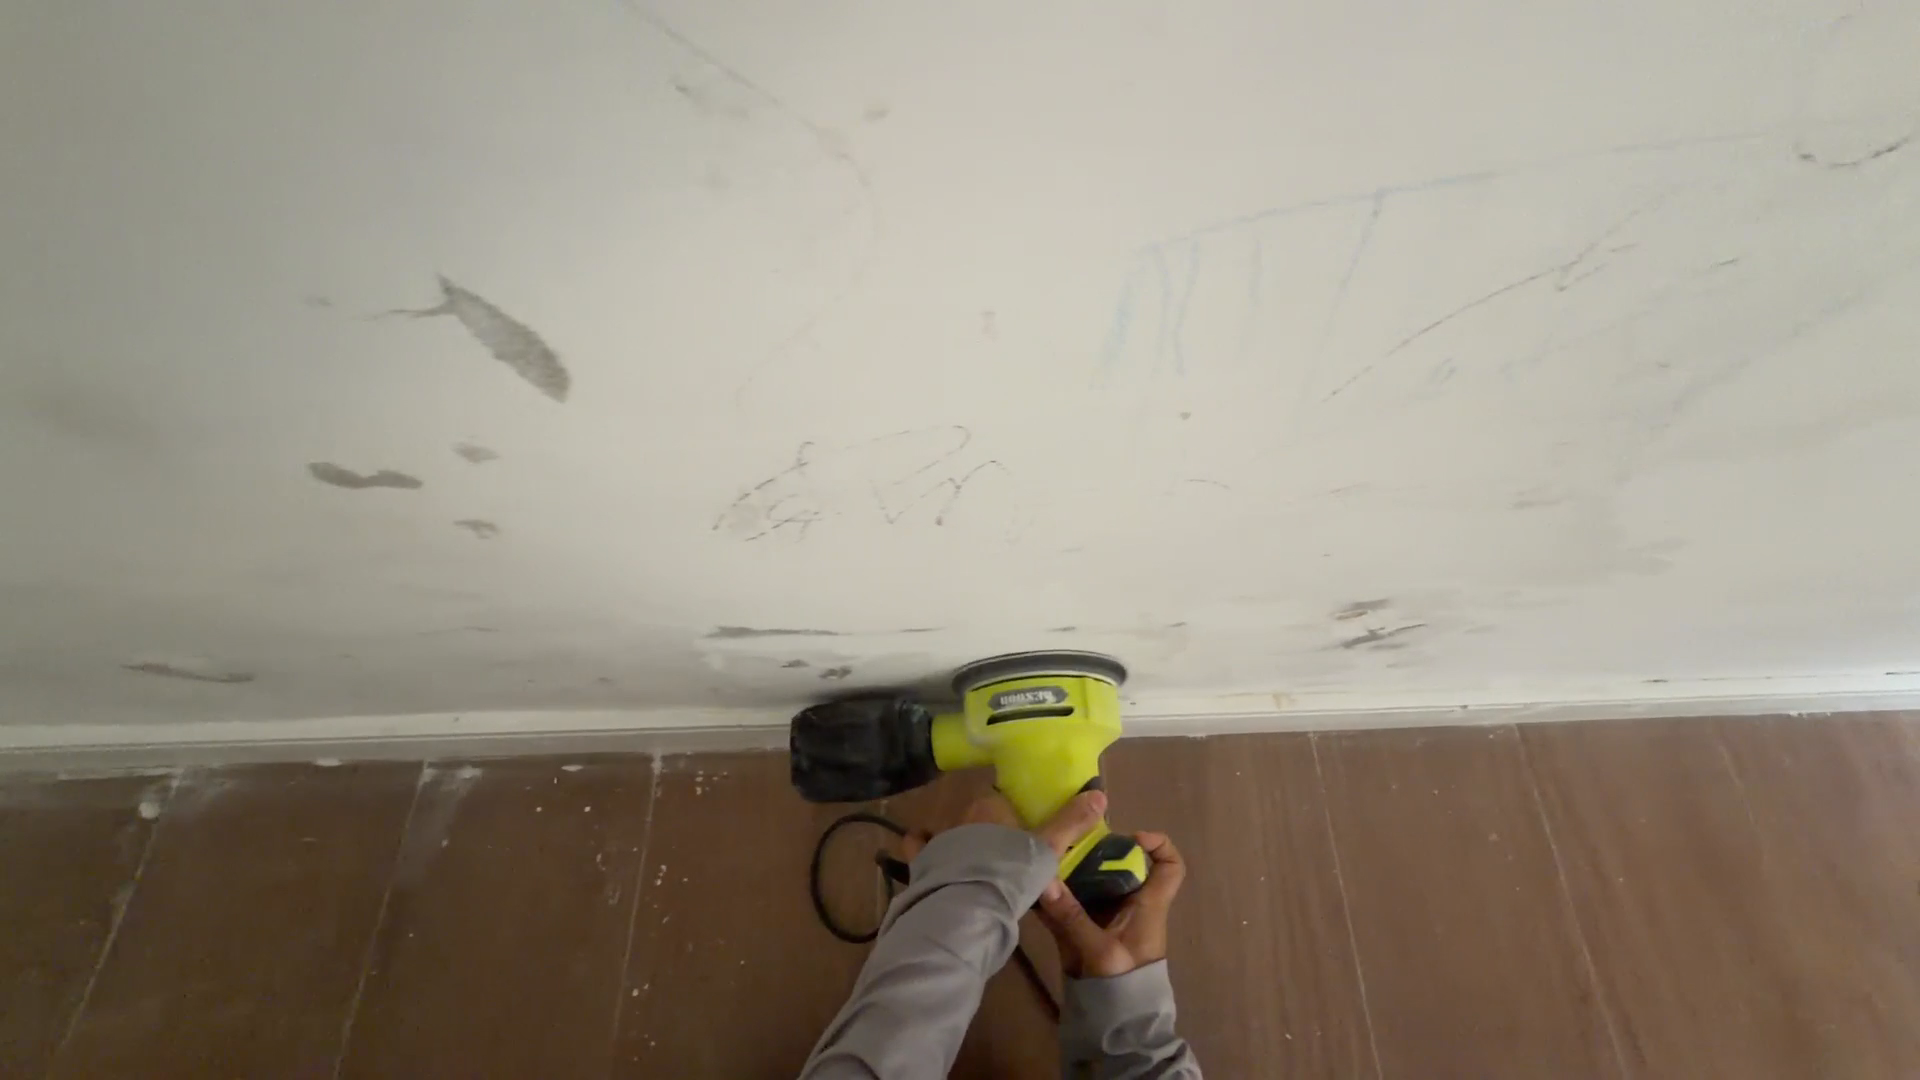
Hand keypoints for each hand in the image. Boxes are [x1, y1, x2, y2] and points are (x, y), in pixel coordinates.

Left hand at [896, 789, 1107, 862]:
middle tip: (1004, 854)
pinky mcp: (922, 861)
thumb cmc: (1011, 872)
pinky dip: (922, 847)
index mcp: (991, 806)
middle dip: (989, 830)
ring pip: (952, 831)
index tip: (1024, 834)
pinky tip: (926, 852)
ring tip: (974, 864)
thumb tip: (1099, 793)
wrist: (967, 906)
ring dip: (960, 841)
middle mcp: (963, 815)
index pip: (1003, 800)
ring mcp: (939, 838)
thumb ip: (1072, 822)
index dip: (1014, 816)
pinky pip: (919, 846)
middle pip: (979, 817)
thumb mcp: (1049, 848)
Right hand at [1036, 831, 1185, 977]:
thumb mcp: (1100, 951)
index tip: (1129, 838)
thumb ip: (1072, 917)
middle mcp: (1129, 902)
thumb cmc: (1124, 986)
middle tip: (1070, 842)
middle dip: (1095, 849)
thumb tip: (1045, 881)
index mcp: (1148, 904)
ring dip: (1070, 867)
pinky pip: (1069, 899)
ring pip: (1092, 877)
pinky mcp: (1084, 926)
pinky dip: (1053, 891)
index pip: (1170, 866)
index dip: (1156, 845)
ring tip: (1047, 853)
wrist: (1115, 1028)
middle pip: (1121, 862)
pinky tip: (1033, 883)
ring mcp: (1106, 913)